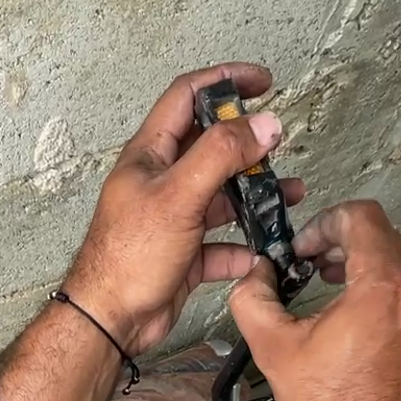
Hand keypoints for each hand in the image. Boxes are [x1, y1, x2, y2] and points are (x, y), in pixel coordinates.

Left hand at [63, 63, 305, 355]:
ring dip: (255, 197)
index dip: (225, 81)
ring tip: (287, 196)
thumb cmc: (128, 258)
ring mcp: (173, 221)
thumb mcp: (178, 195)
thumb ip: (222, 155)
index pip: (188, 97)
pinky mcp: (184, 257)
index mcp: (150, 156)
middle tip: (276, 148)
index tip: (263, 82)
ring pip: (222, 199)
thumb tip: (263, 125)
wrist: (112, 319)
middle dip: (248, 147)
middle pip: (211, 149)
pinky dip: (241, 249)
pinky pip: (220, 246)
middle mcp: (162, 183)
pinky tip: (259, 254)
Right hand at [228, 200, 400, 400]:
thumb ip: (253, 301)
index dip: (324, 225)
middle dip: (348, 243)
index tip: (307, 250)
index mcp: (383, 285)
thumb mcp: (275, 353)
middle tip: (321, 268)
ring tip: (358, 277)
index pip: (360, 218)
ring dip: (386, 252)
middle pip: (387, 232)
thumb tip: (254, 274)